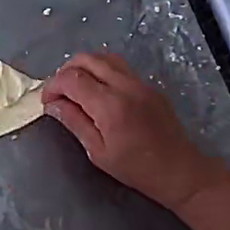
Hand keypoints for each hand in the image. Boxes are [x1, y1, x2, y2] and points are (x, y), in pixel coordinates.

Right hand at [42, 51, 229, 211]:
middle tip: (60, 93)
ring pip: (102, 57)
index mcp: (110, 106)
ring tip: (77, 88)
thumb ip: (74, 122)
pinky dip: (100, 70)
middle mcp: (125, 86)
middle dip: (64, 72)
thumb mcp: (98, 152)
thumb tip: (52, 105)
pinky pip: (118, 65)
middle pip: (85, 60)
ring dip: (83, 67)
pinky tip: (98, 90)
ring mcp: (139, 83)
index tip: (48, 102)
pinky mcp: (148, 85)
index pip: (71, 79)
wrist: (182, 172)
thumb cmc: (138, 169)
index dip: (52, 86)